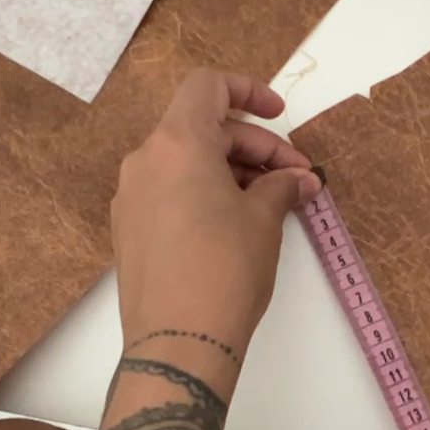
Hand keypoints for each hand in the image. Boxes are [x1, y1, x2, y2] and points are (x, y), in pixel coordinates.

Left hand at [111, 69, 321, 355]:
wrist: (177, 342)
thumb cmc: (226, 270)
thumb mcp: (263, 220)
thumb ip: (282, 187)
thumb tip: (300, 180)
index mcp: (176, 143)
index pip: (208, 87)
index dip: (248, 90)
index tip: (280, 115)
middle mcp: (144, 161)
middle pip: (204, 128)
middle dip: (255, 147)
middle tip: (296, 178)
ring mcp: (130, 197)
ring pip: (186, 162)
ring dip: (232, 171)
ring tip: (272, 203)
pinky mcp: (129, 229)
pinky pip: (170, 191)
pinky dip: (205, 192)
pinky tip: (236, 224)